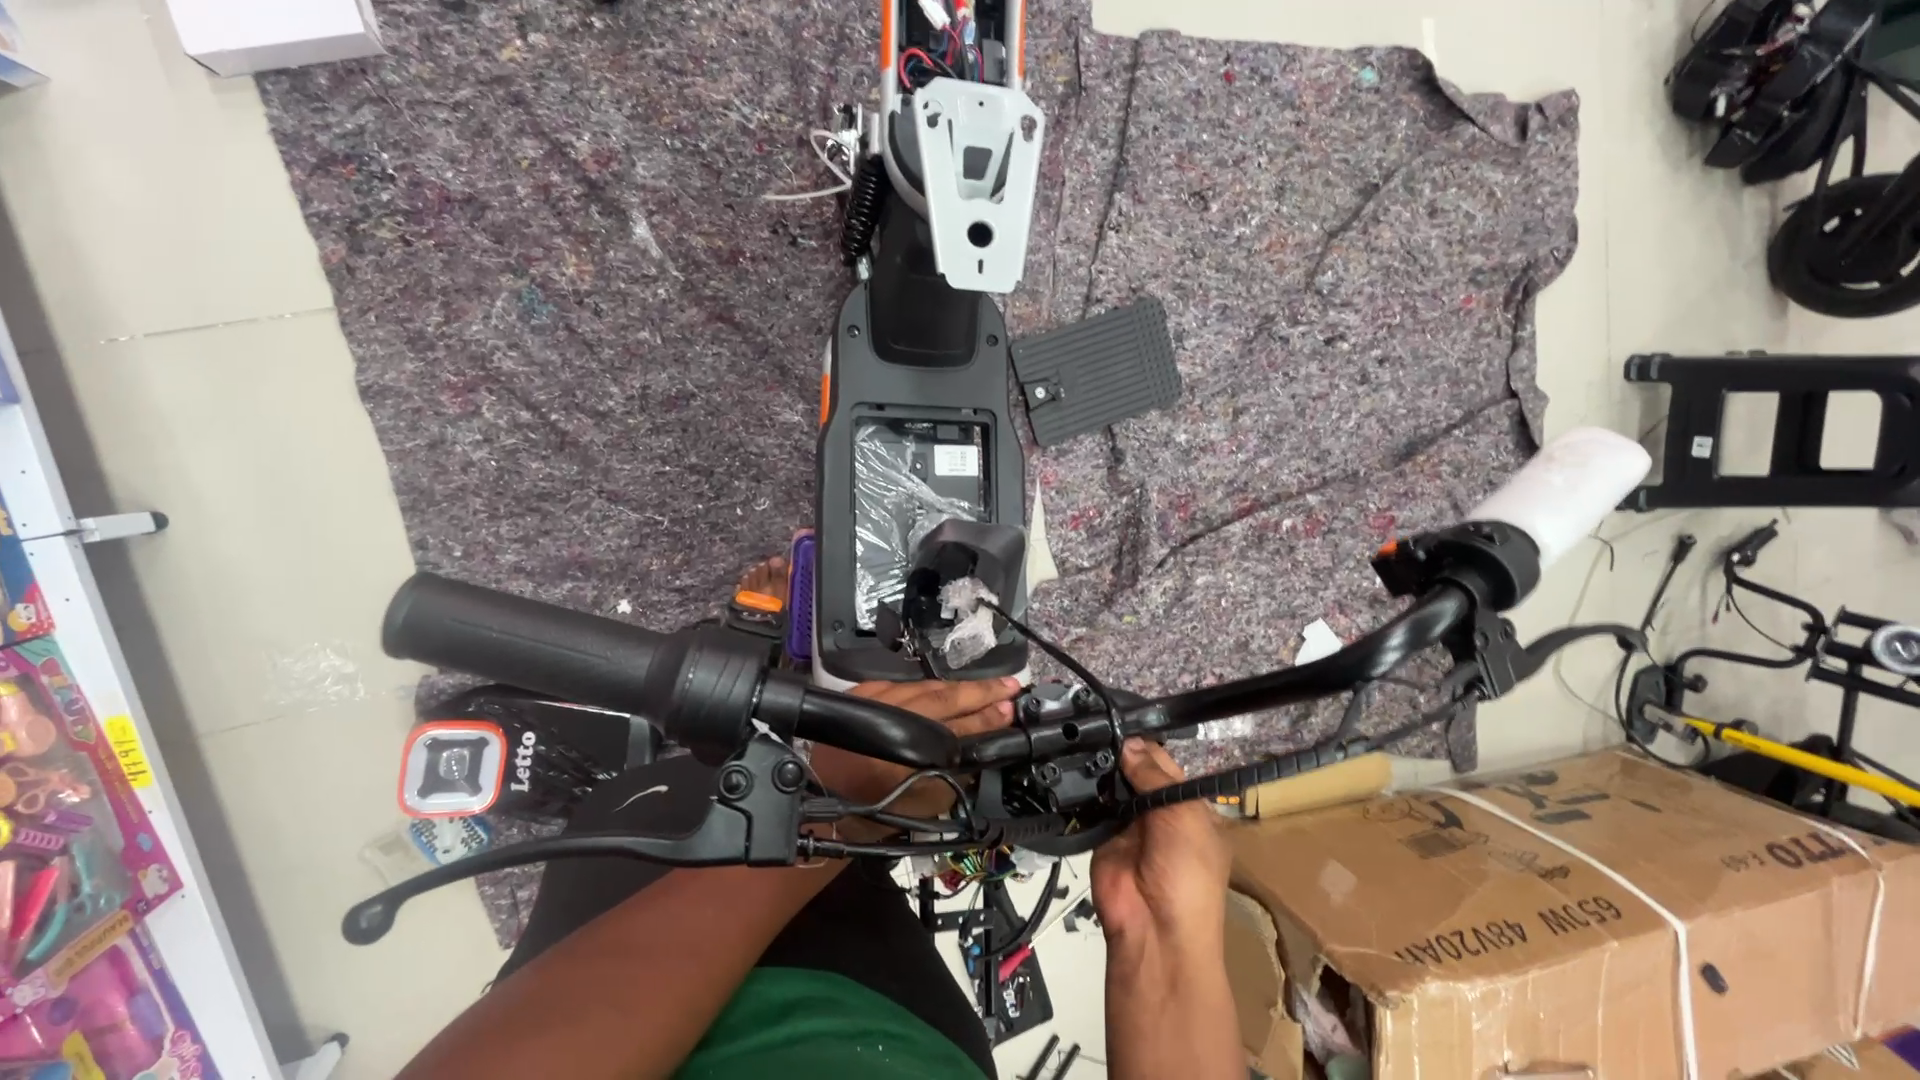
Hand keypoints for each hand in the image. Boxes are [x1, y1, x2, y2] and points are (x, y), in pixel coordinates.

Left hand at [808, 677, 1022, 839]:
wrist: (816, 794)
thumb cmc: (869, 808)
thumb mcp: (919, 807)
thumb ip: (952, 778)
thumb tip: (982, 754)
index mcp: (899, 755)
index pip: (955, 730)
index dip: (986, 719)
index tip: (1012, 709)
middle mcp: (886, 717)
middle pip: (944, 698)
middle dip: (982, 693)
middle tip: (1012, 686)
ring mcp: (872, 699)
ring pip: (927, 686)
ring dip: (960, 687)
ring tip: (991, 687)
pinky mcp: (862, 691)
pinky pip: (906, 684)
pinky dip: (931, 687)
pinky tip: (951, 688)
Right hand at [1091, 738, 1231, 953]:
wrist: (1155, 931)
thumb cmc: (1187, 873)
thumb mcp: (1184, 817)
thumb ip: (1155, 778)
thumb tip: (1128, 743)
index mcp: (1192, 809)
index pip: (1168, 767)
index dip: (1148, 746)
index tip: (1121, 720)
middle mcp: (1162, 814)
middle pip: (1139, 773)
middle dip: (1122, 753)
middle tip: (1095, 724)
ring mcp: (1131, 825)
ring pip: (1114, 786)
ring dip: (1102, 768)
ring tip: (1082, 738)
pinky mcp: (1103, 837)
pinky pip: (1093, 807)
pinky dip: (1084, 790)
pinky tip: (1072, 765)